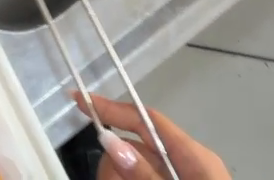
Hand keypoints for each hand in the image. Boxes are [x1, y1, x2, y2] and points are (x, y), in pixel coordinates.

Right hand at [74, 92, 231, 179]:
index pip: (147, 119)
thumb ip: (144, 176)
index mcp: (194, 157)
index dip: (113, 108)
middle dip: (114, 165)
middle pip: (136, 149)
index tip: (79, 101)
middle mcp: (187, 165)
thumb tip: (109, 141)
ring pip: (134, 170)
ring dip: (119, 177)